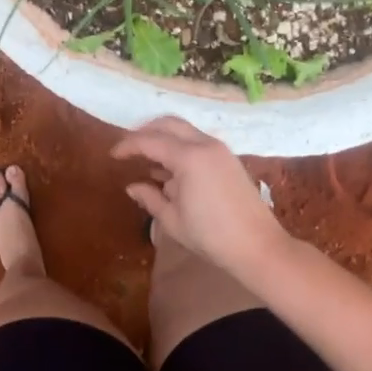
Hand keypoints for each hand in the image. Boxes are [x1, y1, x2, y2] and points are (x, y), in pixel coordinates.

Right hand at [111, 116, 288, 272]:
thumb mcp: (172, 220)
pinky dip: (179, 147)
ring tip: (146, 160)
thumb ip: (150, 198)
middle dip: (145, 131)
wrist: (258, 246)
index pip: (149, 141)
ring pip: (185, 131)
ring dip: (164, 138)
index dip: (128, 146)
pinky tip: (169, 170)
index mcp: (189, 158)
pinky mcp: (228, 159)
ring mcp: (220, 150)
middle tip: (129, 148)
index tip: (113, 155)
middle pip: (169, 124)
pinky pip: (197, 142)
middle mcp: (205, 145)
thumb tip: (132, 186)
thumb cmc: (211, 236)